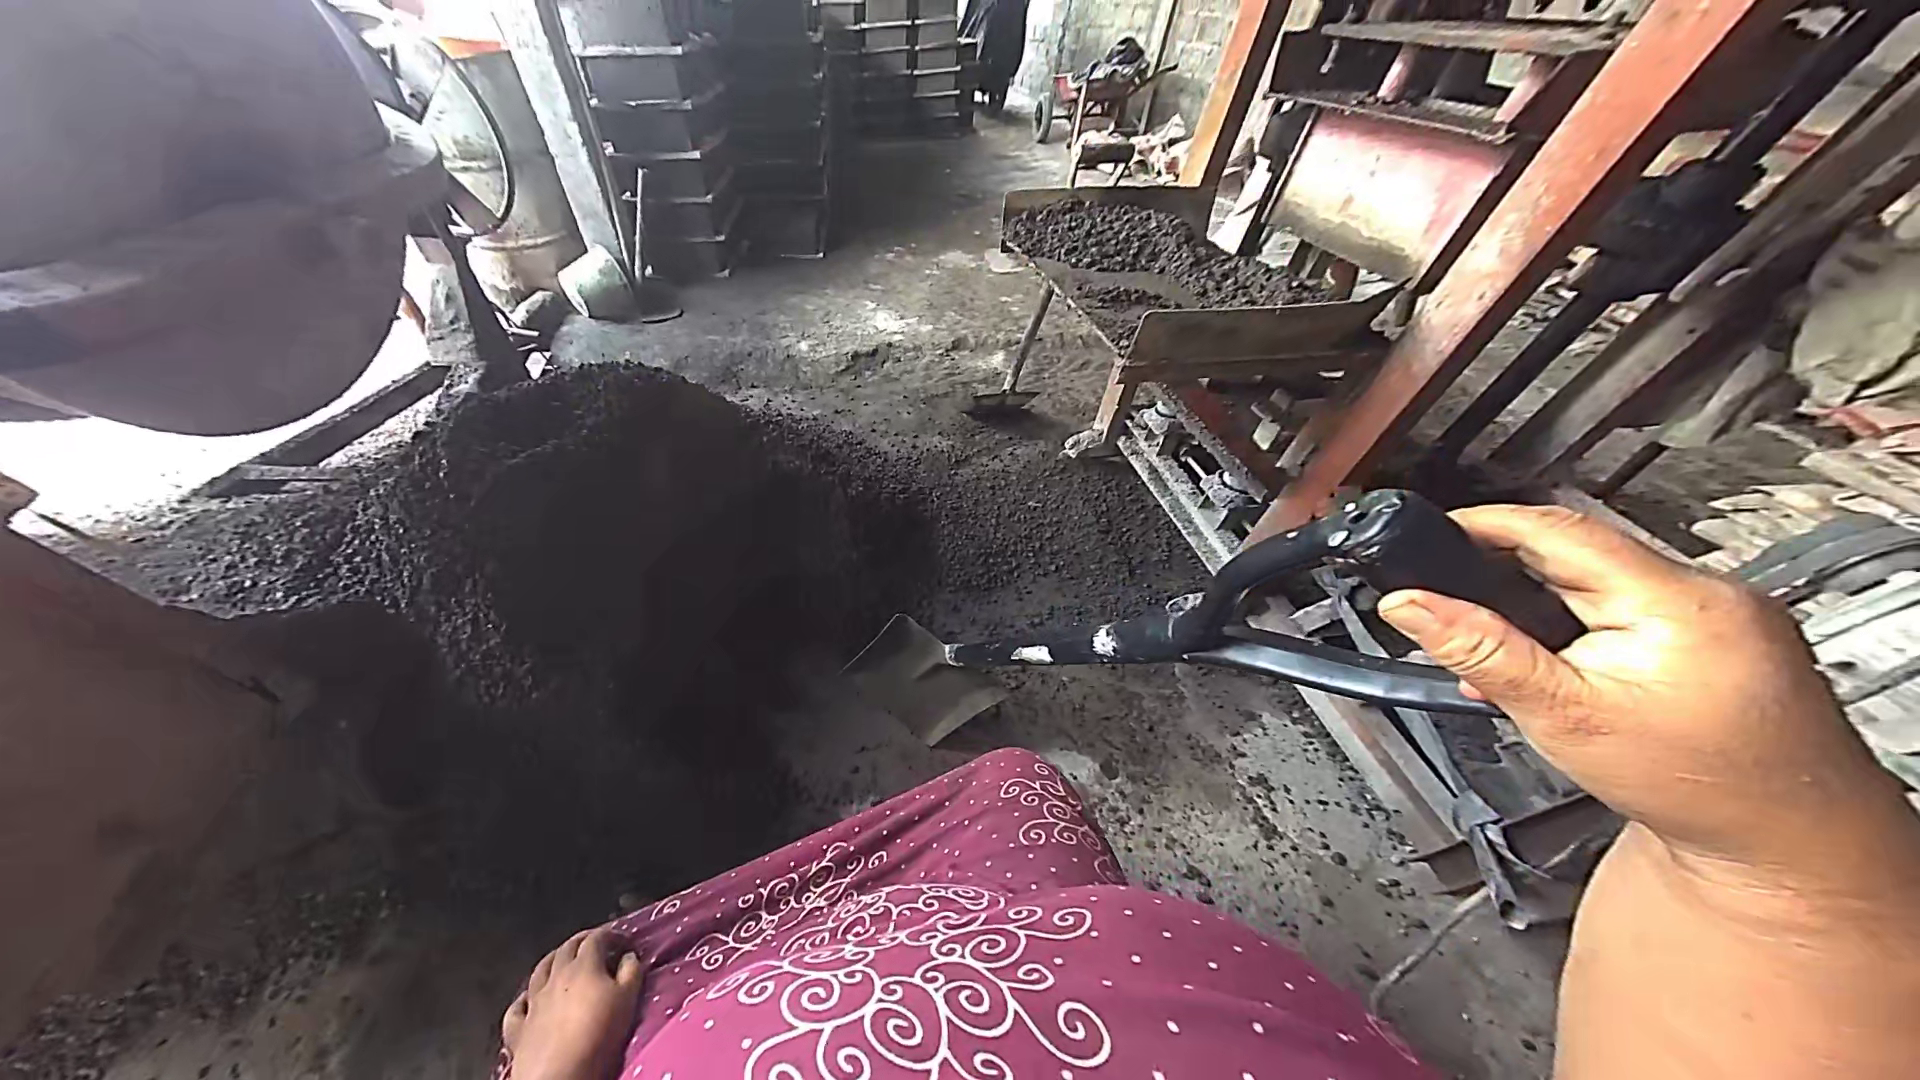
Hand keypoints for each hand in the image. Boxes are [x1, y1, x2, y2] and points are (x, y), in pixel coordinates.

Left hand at [502, 927, 646, 1079]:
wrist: (559, 1076)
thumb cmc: (598, 1034)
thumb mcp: (627, 998)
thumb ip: (631, 972)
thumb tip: (628, 956)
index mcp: (584, 966)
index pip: (596, 939)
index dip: (610, 934)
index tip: (623, 941)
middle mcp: (557, 977)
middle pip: (566, 948)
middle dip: (581, 940)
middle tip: (594, 941)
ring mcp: (534, 1003)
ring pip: (540, 971)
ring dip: (552, 959)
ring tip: (562, 958)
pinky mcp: (518, 1029)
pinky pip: (517, 1007)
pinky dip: (524, 998)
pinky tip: (529, 999)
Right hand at [1376, 504, 1911, 889]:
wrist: (1783, 845)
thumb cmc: (1695, 786)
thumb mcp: (1558, 712)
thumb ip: (1475, 649)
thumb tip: (1407, 604)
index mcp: (1676, 601)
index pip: (1557, 528)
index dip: (1483, 522)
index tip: (1433, 530)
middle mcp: (1706, 593)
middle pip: (1568, 551)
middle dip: (1497, 569)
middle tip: (1447, 597)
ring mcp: (1714, 612)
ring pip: (1586, 578)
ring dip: (1526, 598)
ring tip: (1492, 639)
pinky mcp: (1708, 632)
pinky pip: (1614, 604)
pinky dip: (1562, 619)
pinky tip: (1542, 655)